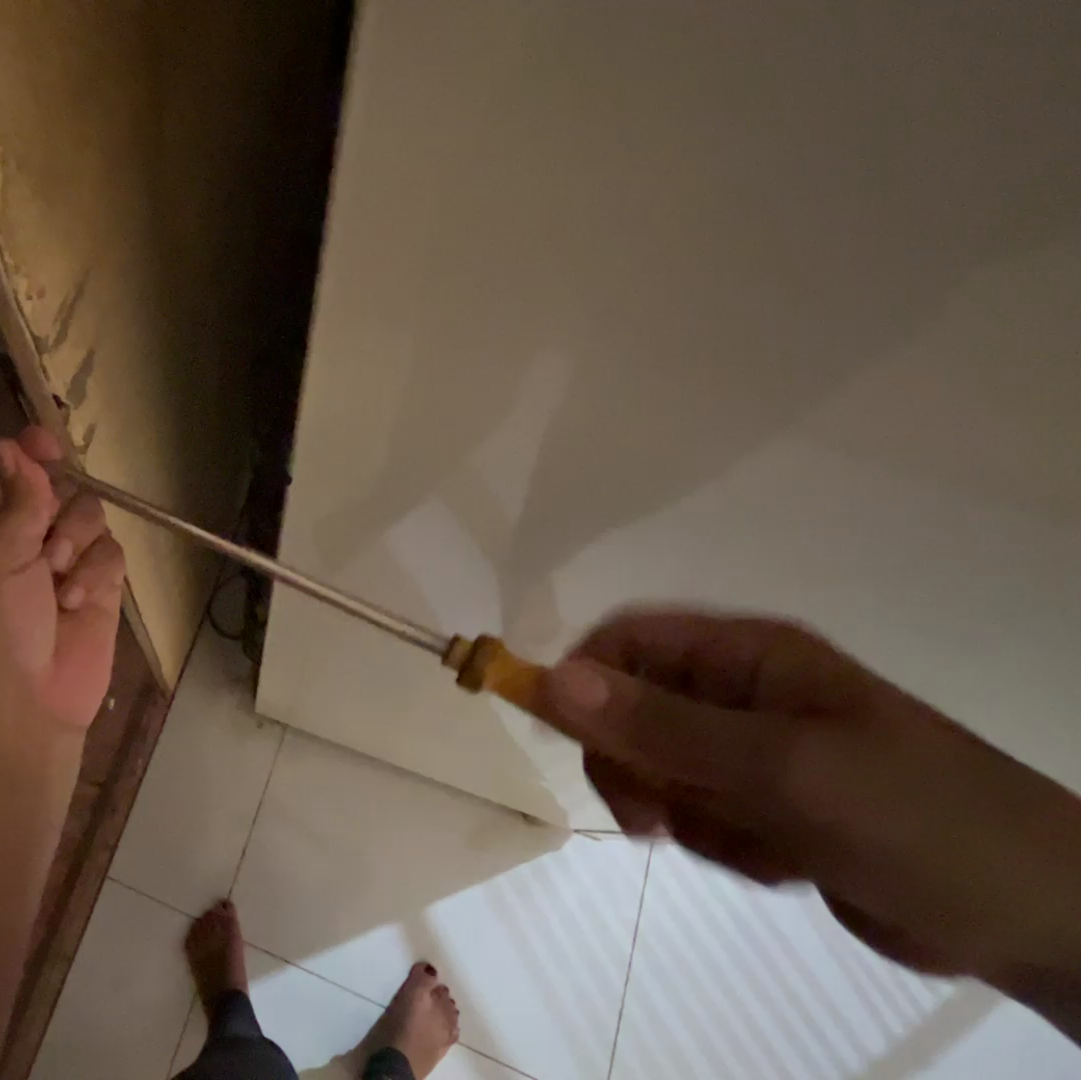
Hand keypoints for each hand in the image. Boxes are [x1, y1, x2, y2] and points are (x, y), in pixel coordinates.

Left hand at [0, 426, 125, 732]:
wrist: (29, 705)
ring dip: (77, 541)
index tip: (48, 441)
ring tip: (59, 579)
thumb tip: (10, 444)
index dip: (28, 455)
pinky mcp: (101, 589)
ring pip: (91, 517)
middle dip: (59, 510)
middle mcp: (28, 541)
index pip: (11, 475)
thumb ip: (14, 502)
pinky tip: (78, 601)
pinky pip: (111, 553)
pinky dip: (97, 572)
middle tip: (46, 545)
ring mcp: (67, 565)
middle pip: (60, 489)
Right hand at [535, 609, 1080, 991]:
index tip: (562, 736)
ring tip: (750, 842)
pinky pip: (692, 813)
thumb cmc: (914, 819)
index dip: (580, 678)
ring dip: (682, 813)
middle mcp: (736, 692)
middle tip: (653, 818)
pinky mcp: (759, 802)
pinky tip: (779, 862)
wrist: (1040, 921)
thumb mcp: (778, 768)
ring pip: (654, 770)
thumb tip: (549, 679)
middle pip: (626, 710)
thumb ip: (659, 725)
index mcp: (744, 656)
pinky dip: (718, 842)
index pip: (625, 641)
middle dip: (634, 766)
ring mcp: (748, 749)